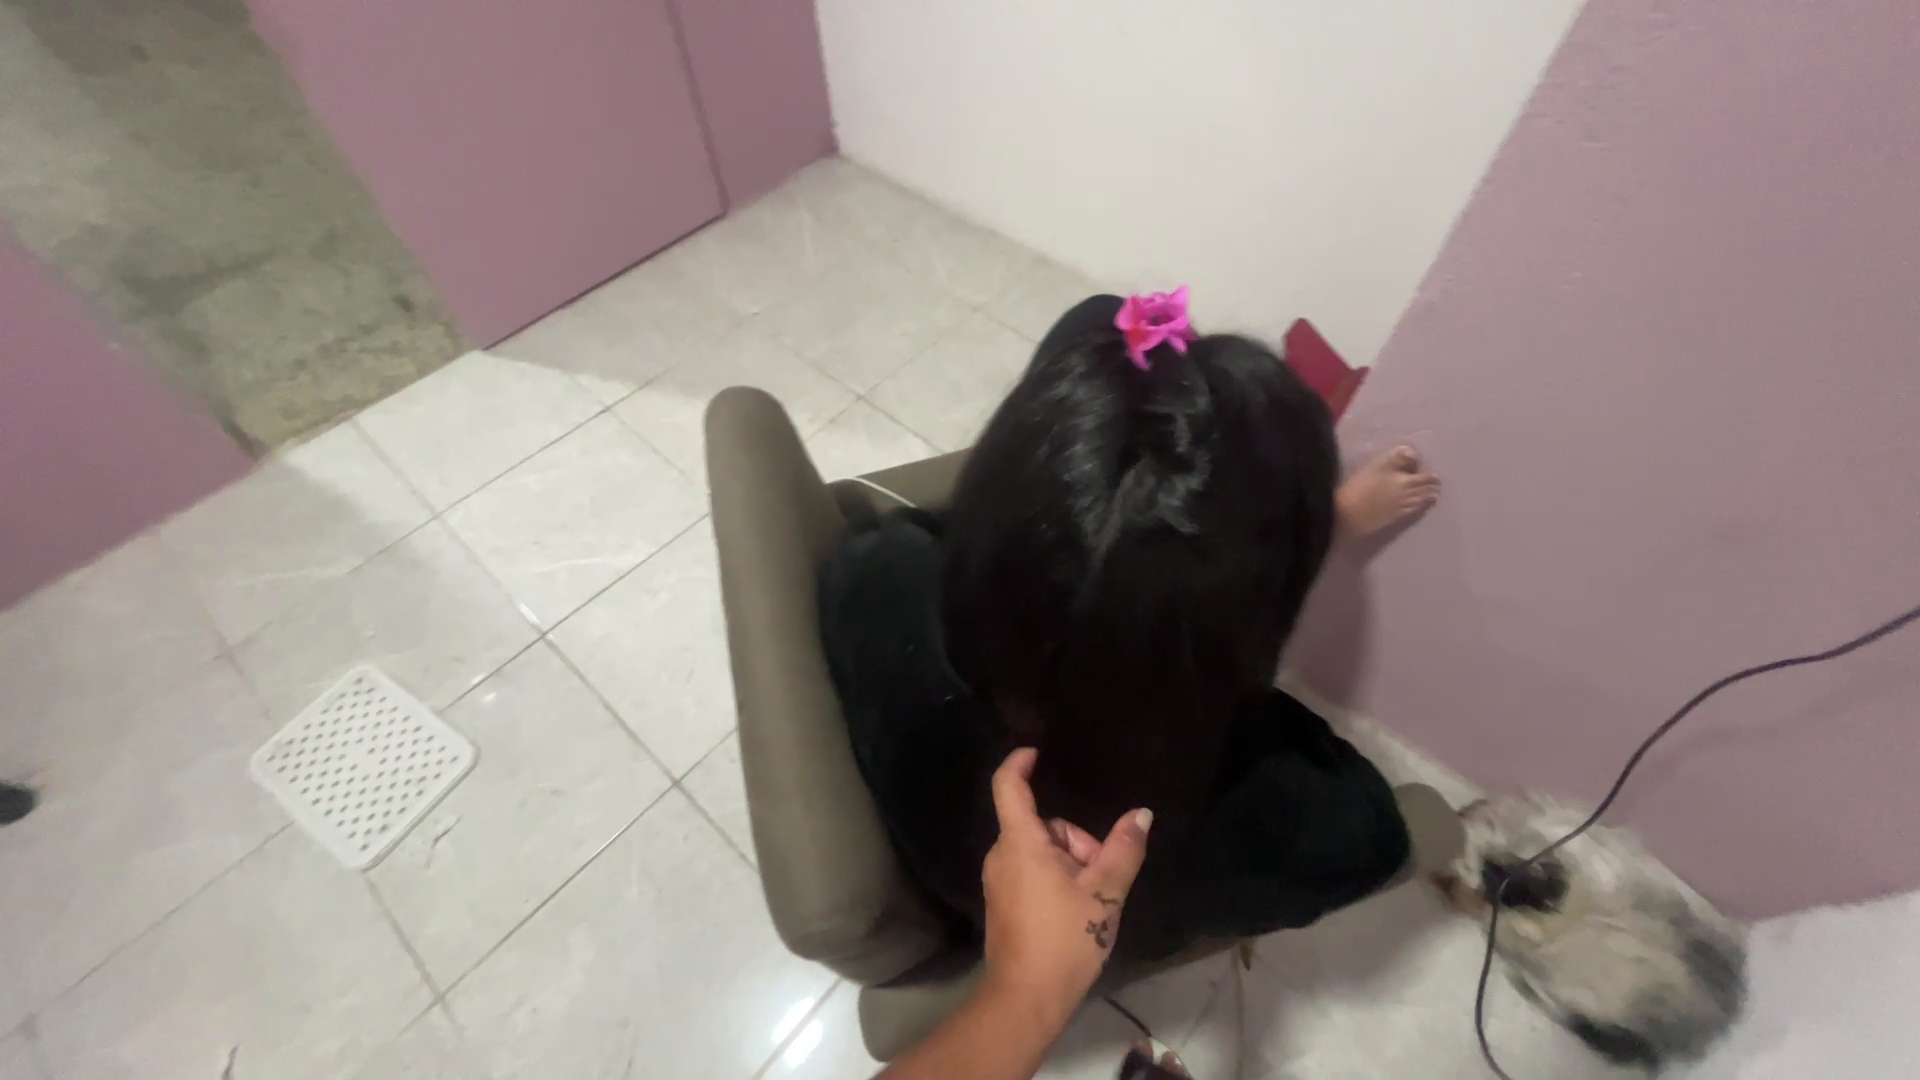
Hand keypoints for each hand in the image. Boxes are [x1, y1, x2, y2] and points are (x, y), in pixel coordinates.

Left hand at [980, 748, 1153, 1026]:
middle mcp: (1001, 853)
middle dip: (1075, 840)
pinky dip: (1053, 878)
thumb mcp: (1104, 893)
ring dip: (1068, 862)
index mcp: (1020, 841)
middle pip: (1040, 824)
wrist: (1025, 999)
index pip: (1008, 785)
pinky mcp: (1001, 901)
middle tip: (1099, 875)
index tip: (1036, 751)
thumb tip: (1141, 813)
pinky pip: (1029, 871)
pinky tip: (1074, 912)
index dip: (1019, 762)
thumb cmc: (1064, 939)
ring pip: (1038, 850)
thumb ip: (1123, 849)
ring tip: (1091, 901)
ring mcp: (998, 879)